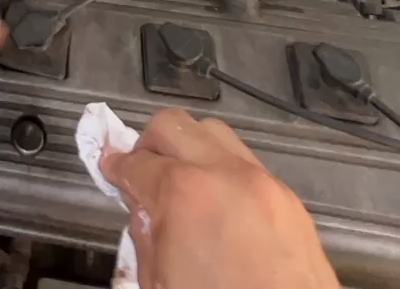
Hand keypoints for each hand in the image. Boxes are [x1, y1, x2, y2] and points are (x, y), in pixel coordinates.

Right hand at [101, 108, 337, 288]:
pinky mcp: (290, 202)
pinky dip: (223, 174)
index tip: (110, 169)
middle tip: (142, 172)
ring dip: (189, 151)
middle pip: (172, 125)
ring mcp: (262, 183)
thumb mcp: (159, 284)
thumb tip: (143, 208)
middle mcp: (224, 174)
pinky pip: (246, 166)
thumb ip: (144, 236)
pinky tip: (219, 210)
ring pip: (213, 134)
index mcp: (183, 194)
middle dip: (148, 144)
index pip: (135, 162)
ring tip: (183, 186)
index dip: (115, 166)